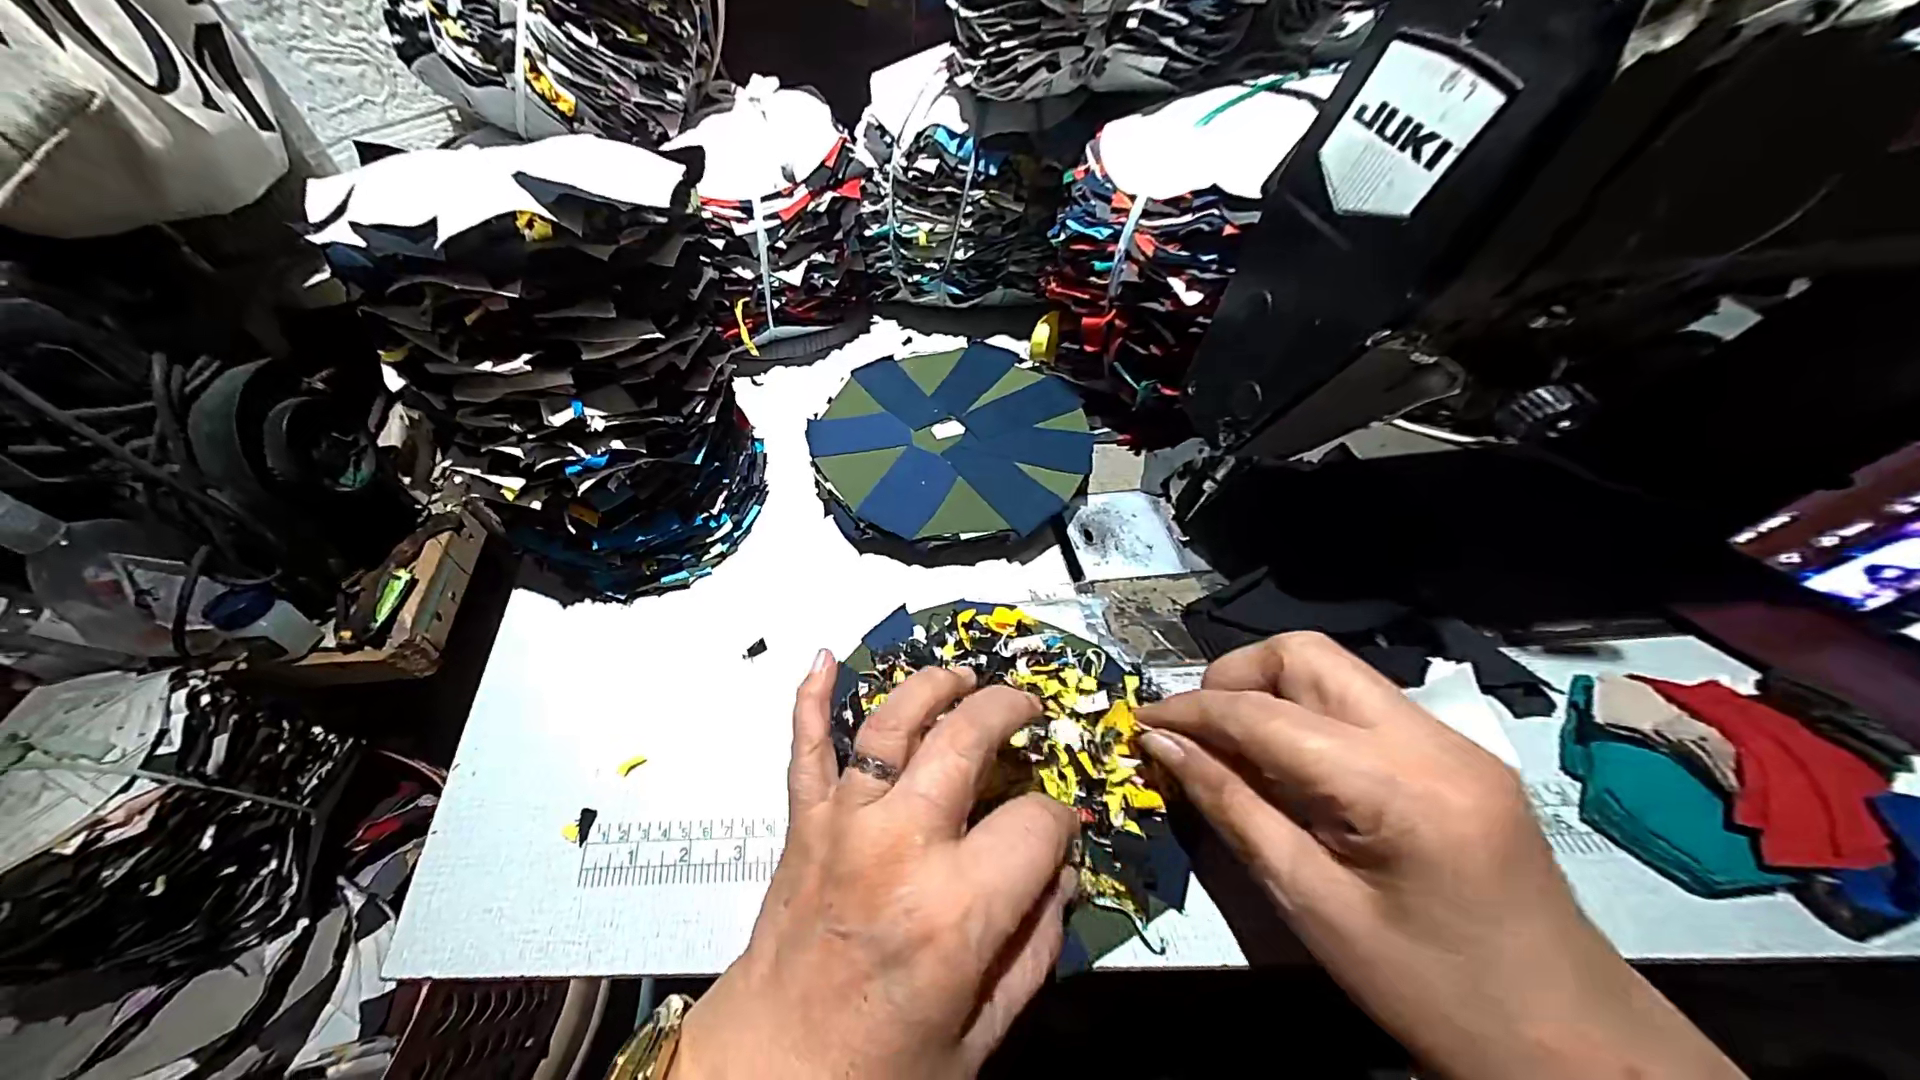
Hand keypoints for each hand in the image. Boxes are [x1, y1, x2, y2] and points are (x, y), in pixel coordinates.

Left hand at [674, 650, 1078, 1079]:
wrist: (772, 1074)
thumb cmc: (883, 1067)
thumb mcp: (984, 1029)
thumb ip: (1037, 943)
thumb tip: (1063, 871)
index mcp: (956, 908)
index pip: (1037, 823)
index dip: (1059, 821)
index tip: (1056, 831)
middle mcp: (899, 845)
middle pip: (967, 739)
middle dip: (1010, 712)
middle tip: (1027, 712)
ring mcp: (844, 822)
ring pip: (892, 722)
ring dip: (933, 686)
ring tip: (962, 678)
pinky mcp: (803, 821)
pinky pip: (806, 746)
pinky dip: (811, 698)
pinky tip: (824, 660)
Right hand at [1139, 632, 1743, 1079]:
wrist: (1575, 1046)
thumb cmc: (1430, 992)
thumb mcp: (1310, 904)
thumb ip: (1230, 808)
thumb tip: (1162, 745)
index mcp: (1397, 786)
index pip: (1264, 713)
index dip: (1190, 711)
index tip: (1140, 721)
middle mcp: (1431, 738)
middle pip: (1304, 654)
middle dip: (1232, 679)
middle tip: (1195, 731)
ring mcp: (1451, 739)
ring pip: (1331, 668)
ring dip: (1266, 691)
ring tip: (1231, 744)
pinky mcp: (1455, 752)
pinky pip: (1357, 703)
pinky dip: (1303, 714)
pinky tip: (1286, 764)